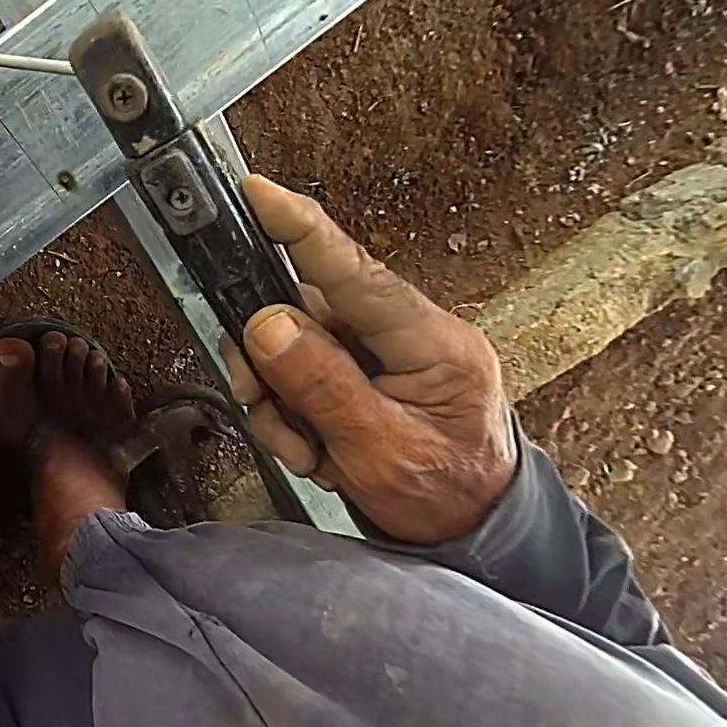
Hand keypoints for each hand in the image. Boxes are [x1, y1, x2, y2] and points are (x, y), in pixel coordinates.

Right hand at [221, 176, 516, 542]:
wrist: (469, 532)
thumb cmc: (448, 494)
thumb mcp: (383, 451)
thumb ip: (323, 385)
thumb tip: (267, 323)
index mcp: (429, 341)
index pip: (354, 269)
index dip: (301, 227)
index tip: (257, 193)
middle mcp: (401, 334)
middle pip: (304, 310)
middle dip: (269, 358)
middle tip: (258, 397)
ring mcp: (377, 353)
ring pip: (290, 344)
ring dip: (277, 396)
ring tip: (302, 444)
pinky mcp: (357, 372)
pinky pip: (298, 371)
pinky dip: (287, 410)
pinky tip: (311, 445)